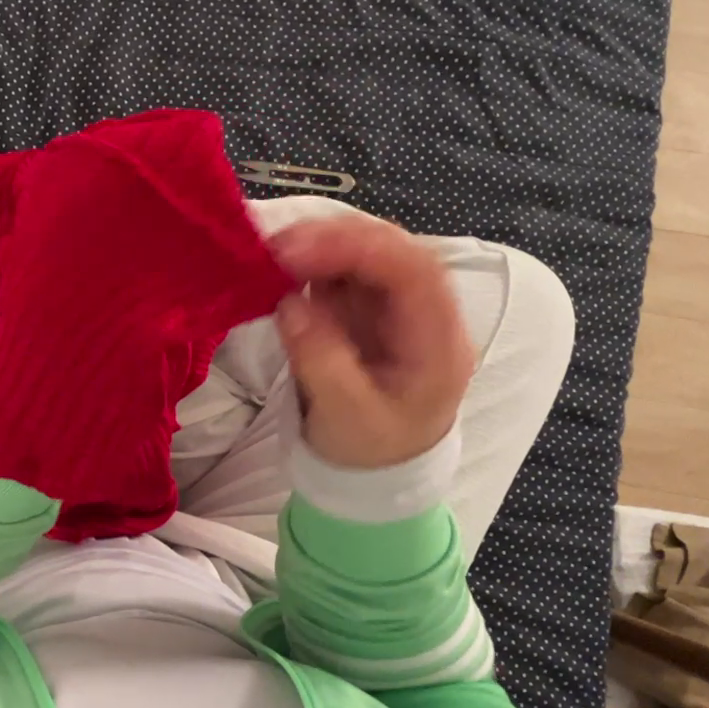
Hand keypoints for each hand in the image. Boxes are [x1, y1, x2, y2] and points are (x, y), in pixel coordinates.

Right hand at [265, 217, 471, 468]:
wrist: (375, 469)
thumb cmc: (370, 448)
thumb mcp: (347, 416)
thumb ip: (322, 361)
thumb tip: (289, 303)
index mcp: (438, 341)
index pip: (413, 272)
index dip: (359, 249)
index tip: (298, 251)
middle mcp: (423, 311)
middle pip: (391, 250)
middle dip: (334, 238)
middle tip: (275, 246)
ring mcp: (394, 306)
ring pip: (365, 253)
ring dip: (318, 245)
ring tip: (270, 254)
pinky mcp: (365, 308)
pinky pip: (341, 270)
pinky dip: (310, 262)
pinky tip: (279, 267)